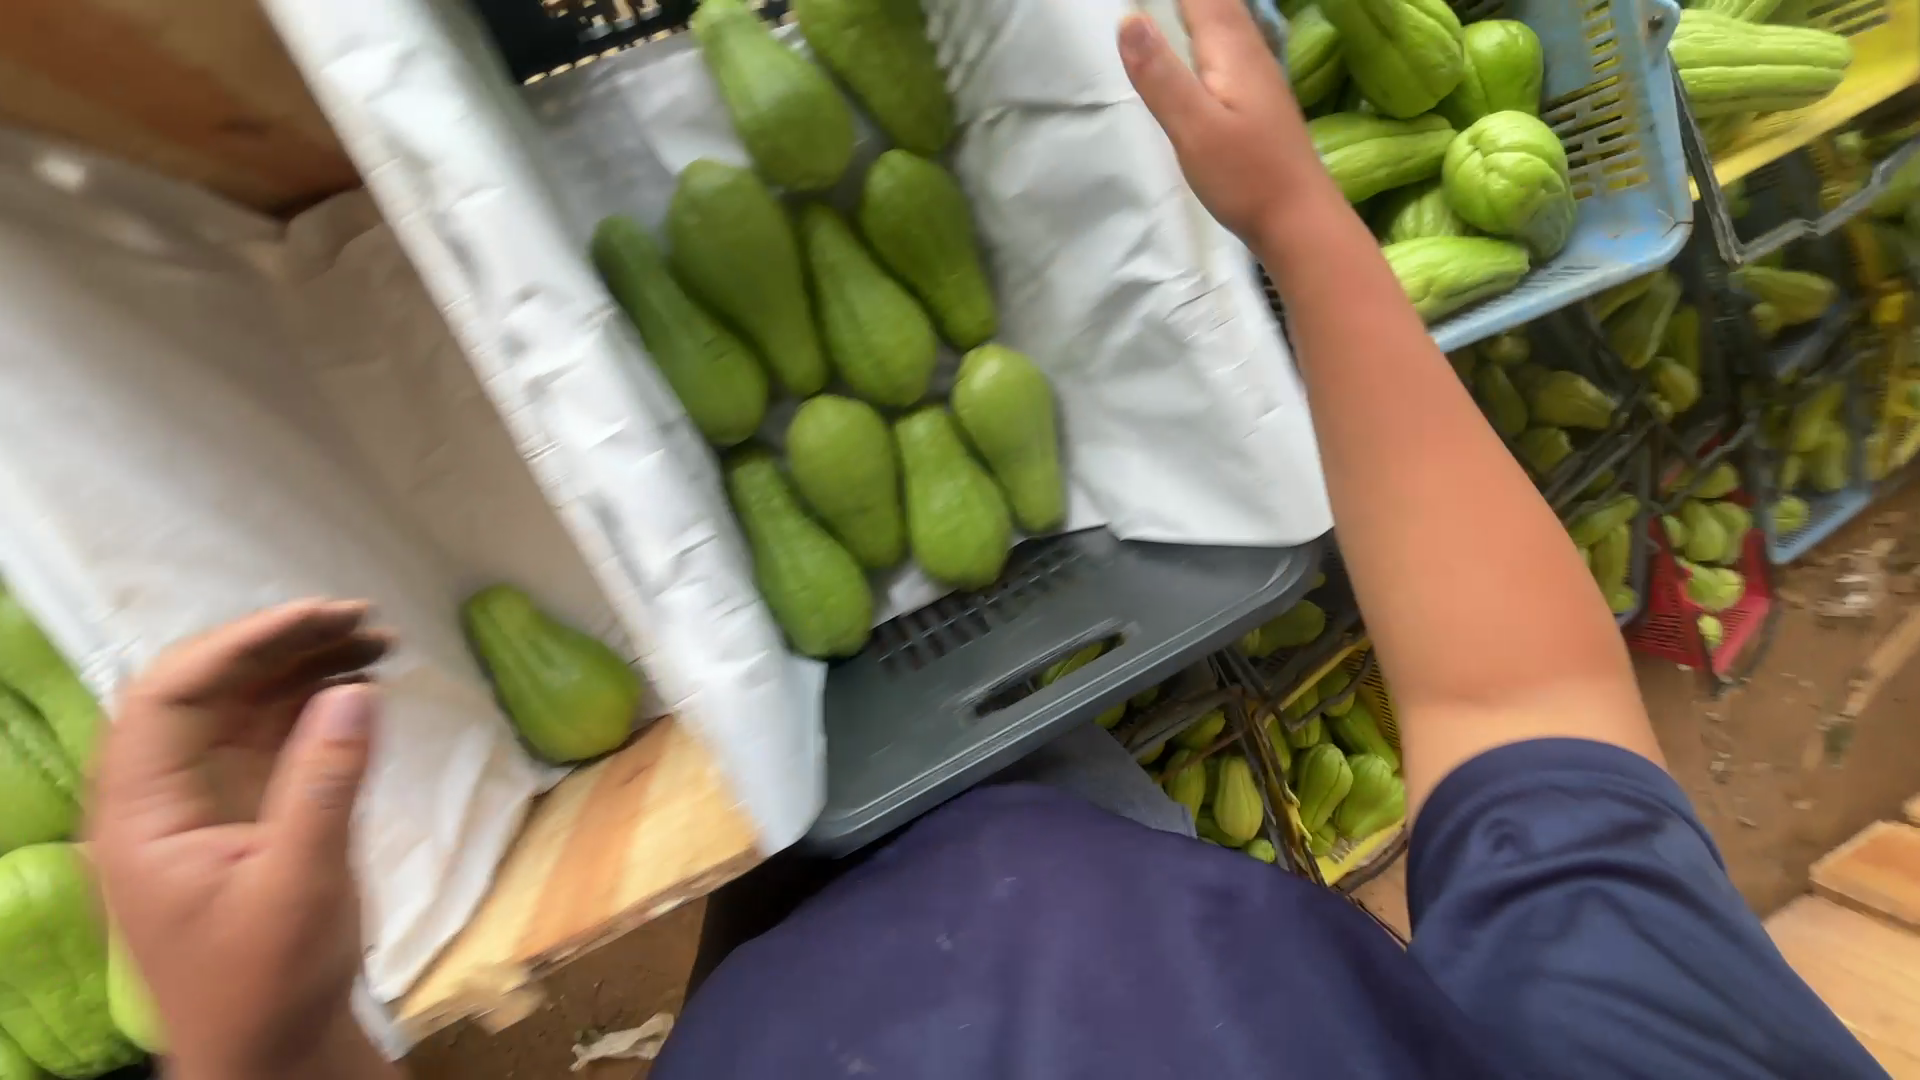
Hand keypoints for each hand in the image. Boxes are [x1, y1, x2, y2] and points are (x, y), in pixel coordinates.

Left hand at [90, 600, 393, 1078]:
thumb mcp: (302, 880)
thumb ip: (325, 781)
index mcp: (143, 813)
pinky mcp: (251, 806)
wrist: (271, 1039)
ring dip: (307, 665)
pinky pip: (278, 733)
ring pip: (245, 704)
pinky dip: (321, 701)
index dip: (245, 643)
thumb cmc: (271, 972)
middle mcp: (164, 793)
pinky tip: (365, 685)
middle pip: (208, 688)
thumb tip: (356, 689)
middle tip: (364, 620)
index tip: (325, 616)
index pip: (171, 696)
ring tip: (379, 641)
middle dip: (282, 644)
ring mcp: (208, 798)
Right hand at [1117, 0, 1342, 245]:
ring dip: (1196, 7)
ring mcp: (1256, 75)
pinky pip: (1226, 47)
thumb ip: (1161, 76)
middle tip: (1145, 2)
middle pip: (1215, 1)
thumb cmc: (1245, 176)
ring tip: (1170, 9)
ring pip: (1225, 19)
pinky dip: (1206, 32)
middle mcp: (1248, 50)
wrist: (1296, 218)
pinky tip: (1194, 47)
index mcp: (1230, 49)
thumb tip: (1128, 20)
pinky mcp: (1256, 101)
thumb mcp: (1194, 128)